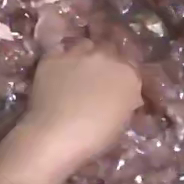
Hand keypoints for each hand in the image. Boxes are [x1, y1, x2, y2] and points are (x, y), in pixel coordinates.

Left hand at [0, 41, 140, 183]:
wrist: (56, 134)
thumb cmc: (93, 137)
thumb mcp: (121, 121)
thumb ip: (124, 100)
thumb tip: (119, 94)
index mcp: (129, 75)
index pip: (130, 66)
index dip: (121, 75)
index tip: (114, 85)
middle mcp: (106, 57)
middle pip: (108, 51)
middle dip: (104, 62)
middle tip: (94, 79)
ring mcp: (77, 54)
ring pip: (84, 46)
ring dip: (83, 57)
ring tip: (74, 74)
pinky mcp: (52, 57)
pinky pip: (59, 54)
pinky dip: (59, 63)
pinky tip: (54, 76)